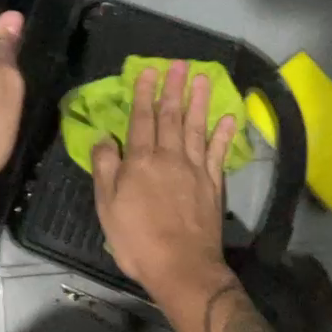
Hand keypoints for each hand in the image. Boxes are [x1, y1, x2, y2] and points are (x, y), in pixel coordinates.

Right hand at [92, 61, 239, 300]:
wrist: (182, 268)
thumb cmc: (137, 239)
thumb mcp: (107, 205)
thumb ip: (105, 168)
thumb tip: (104, 137)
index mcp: (140, 161)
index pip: (141, 119)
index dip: (144, 93)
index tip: (148, 70)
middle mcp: (169, 157)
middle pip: (171, 116)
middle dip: (173, 88)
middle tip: (179, 64)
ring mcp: (194, 170)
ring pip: (196, 127)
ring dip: (199, 101)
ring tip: (203, 78)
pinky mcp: (212, 185)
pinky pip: (218, 153)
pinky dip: (223, 135)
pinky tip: (227, 118)